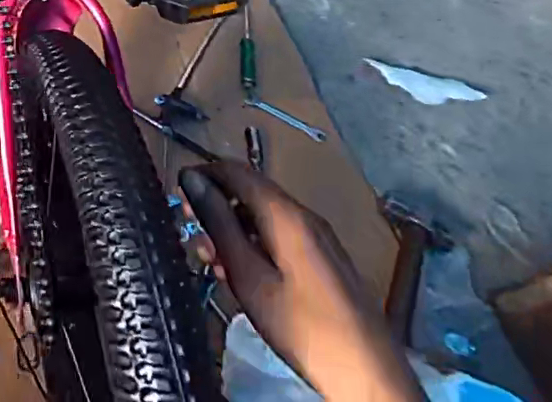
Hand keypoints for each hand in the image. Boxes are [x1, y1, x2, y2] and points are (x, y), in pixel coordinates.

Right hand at [180, 163, 424, 401]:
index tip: (179, 195)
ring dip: (232, 227)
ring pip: (262, 215)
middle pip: (250, 191)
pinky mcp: (325, 261)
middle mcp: (304, 217)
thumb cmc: (303, 328)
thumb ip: (219, 223)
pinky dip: (253, 243)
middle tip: (194, 232)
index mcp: (286, 215)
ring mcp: (319, 239)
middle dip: (216, 205)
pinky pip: (279, 235)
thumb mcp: (249, 276)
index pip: (235, 170)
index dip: (203, 174)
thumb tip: (192, 180)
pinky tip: (242, 273)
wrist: (371, 381)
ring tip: (213, 260)